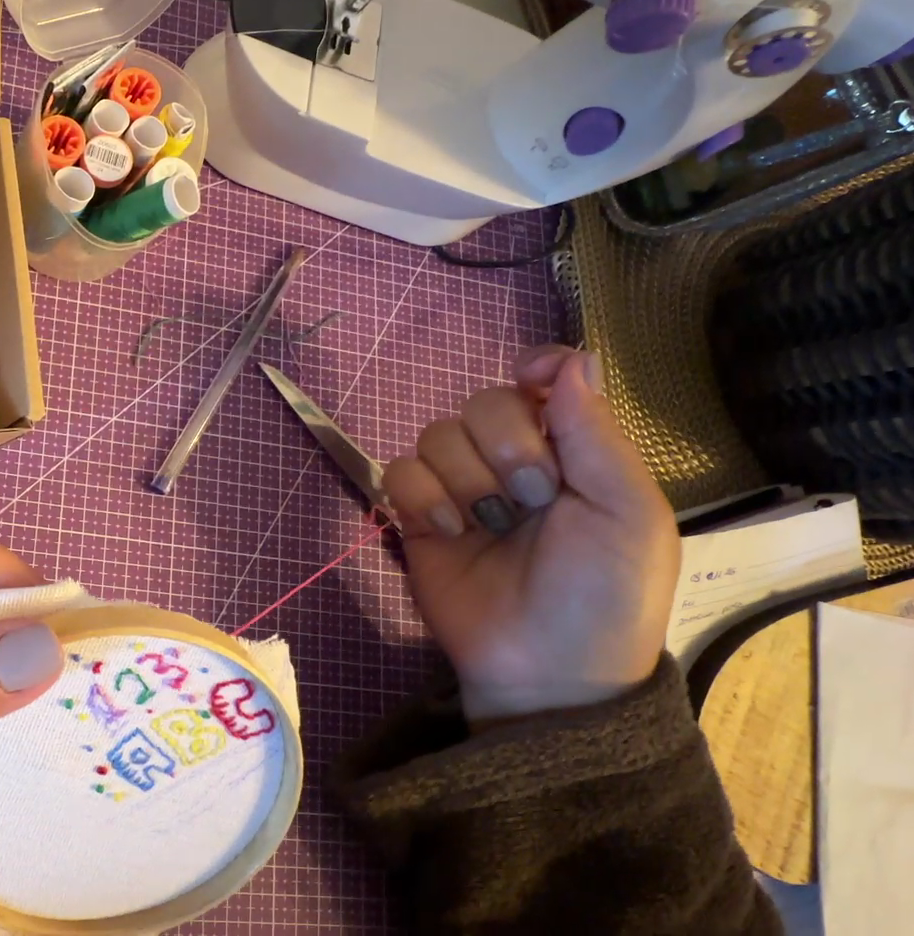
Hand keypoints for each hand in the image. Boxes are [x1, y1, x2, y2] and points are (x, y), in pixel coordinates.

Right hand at [380, 347, 679, 722]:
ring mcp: (462, 486)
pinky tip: (447, 530)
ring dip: (464, 476)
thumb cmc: (602, 592)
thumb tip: (569, 360)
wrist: (543, 665)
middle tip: (529, 496)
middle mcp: (515, 460)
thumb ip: (595, 435)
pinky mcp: (418, 513)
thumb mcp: (626, 514)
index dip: (538, 368)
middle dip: (504, 443)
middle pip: (485, 401)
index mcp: (576, 454)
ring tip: (487, 524)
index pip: (550, 380)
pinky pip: (399, 471)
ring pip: (437, 434)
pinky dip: (421, 495)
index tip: (530, 378)